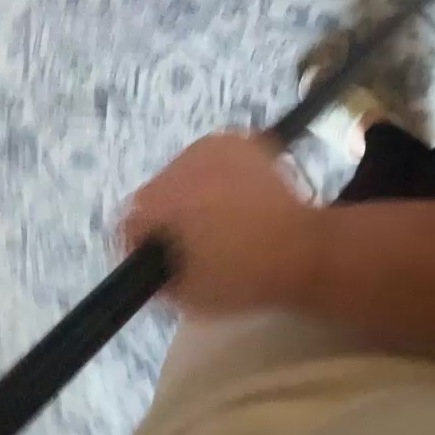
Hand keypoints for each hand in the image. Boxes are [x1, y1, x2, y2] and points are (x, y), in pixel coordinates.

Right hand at [121, 132, 321, 315]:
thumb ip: (154, 279)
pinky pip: (207, 158)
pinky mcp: (234, 140)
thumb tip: (141, 265)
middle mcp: (180, 166)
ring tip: (217, 218)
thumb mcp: (190, 295)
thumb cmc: (246, 277)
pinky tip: (232, 195)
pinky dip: (212, 174)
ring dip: (188, 192)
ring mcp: (209, 147)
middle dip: (166, 215)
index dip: (140, 243)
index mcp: (164, 203)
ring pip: (180, 172)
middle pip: (155, 193)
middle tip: (193, 241)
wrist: (305, 248)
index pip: (129, 219)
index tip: (160, 258)